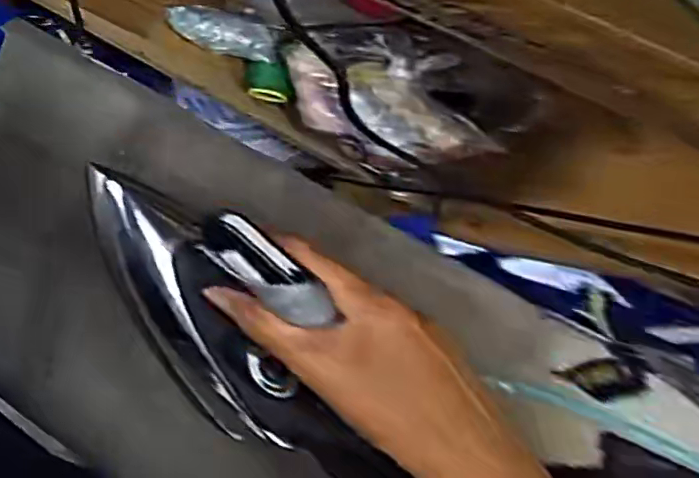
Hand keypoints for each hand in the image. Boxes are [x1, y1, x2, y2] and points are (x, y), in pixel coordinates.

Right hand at [206, 236, 546, 477]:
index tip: (243, 245)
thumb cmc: (395, 414)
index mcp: (369, 298)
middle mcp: (401, 305)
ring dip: (331, 312)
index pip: (308, 251)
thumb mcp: (315, 367)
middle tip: (271, 300)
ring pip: (362, 307)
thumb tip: (219, 292)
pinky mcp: (444, 359)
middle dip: (299, 286)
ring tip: (311, 338)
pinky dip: (362, 335)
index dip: (271, 243)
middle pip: (335, 280)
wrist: (479, 470)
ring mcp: (428, 332)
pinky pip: (388, 330)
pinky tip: (357, 364)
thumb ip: (263, 324)